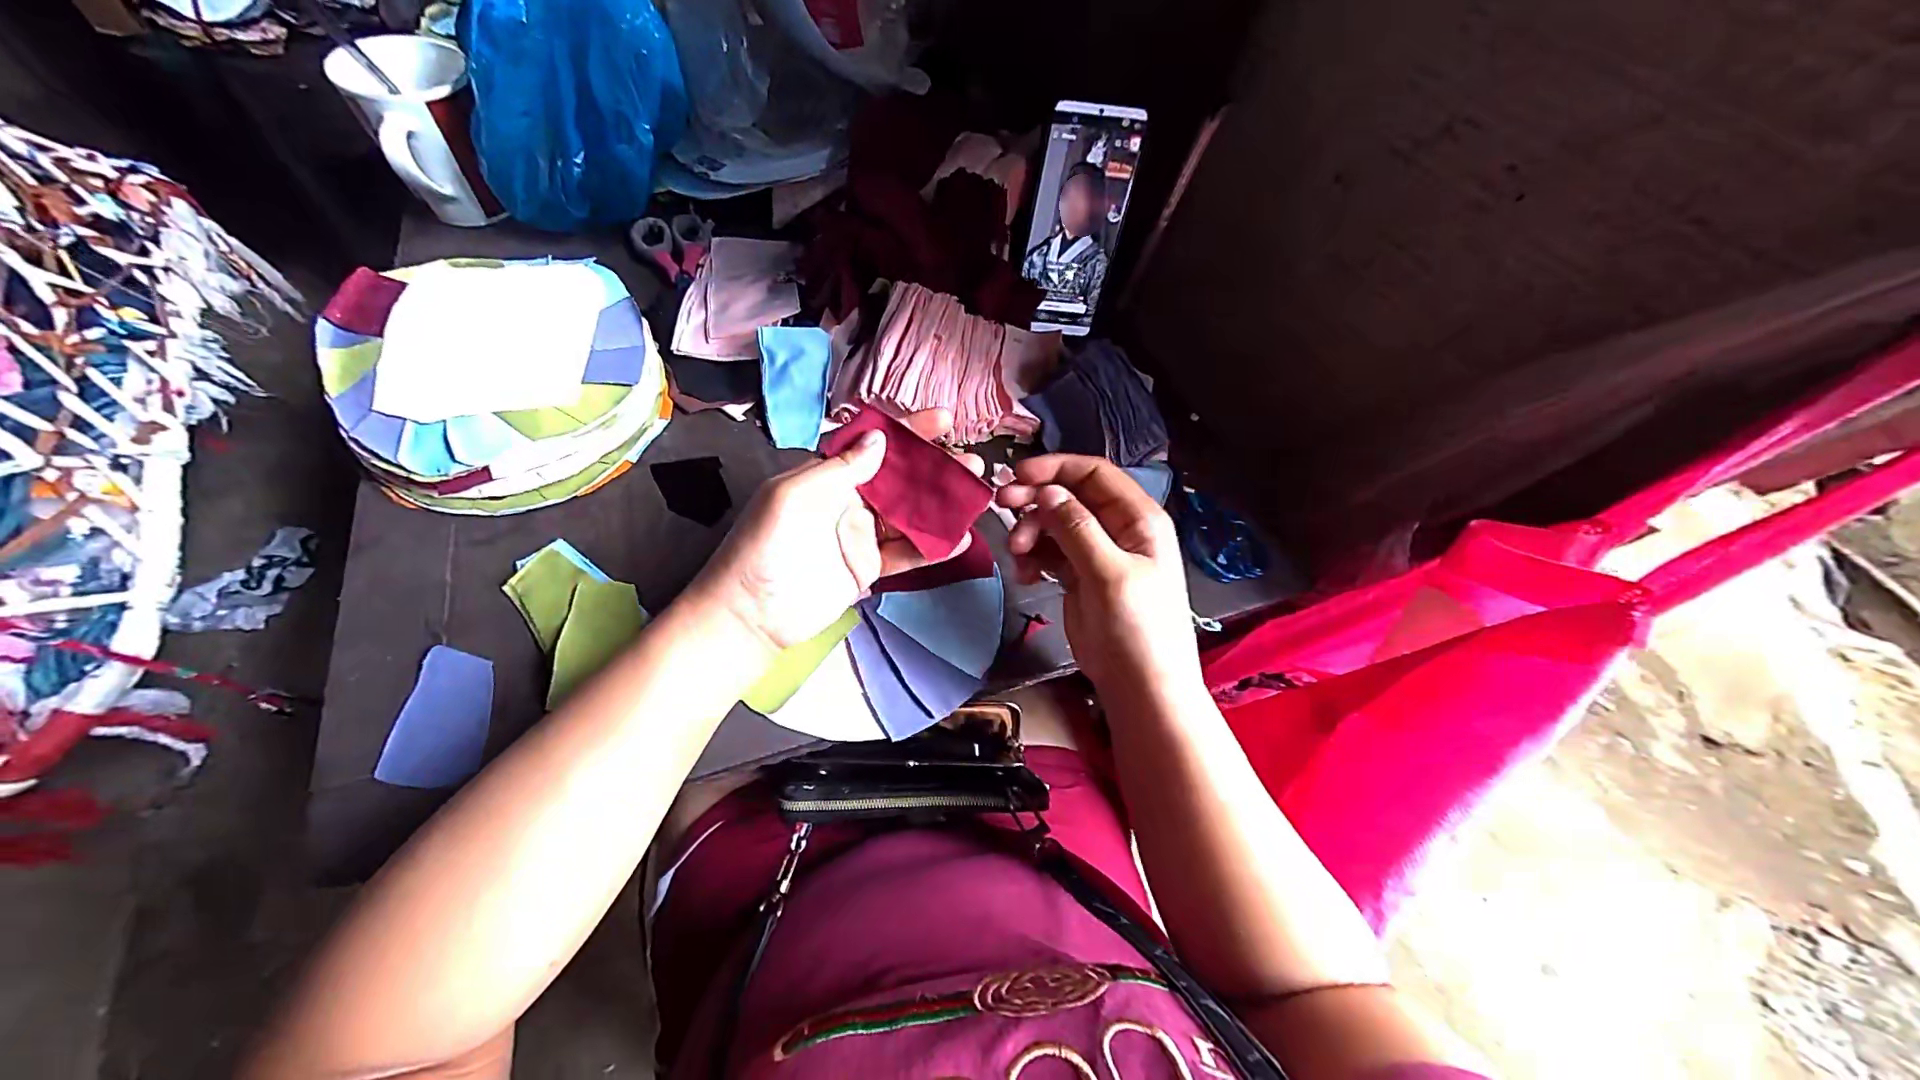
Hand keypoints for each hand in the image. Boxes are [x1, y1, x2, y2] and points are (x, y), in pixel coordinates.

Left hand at [688, 409, 977, 652]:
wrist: (751, 612)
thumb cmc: (763, 547)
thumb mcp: (794, 496)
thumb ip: (840, 469)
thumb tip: (879, 438)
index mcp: (828, 477)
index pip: (874, 446)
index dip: (908, 431)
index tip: (943, 420)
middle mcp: (849, 501)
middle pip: (901, 480)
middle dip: (936, 468)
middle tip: (970, 462)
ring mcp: (861, 536)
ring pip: (910, 515)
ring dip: (942, 505)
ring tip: (973, 495)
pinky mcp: (869, 568)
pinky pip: (907, 554)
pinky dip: (933, 547)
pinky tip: (957, 539)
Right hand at [996, 455, 1198, 697]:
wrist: (1141, 686)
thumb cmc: (1137, 629)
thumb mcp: (1108, 574)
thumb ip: (1077, 529)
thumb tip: (1046, 493)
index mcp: (1138, 519)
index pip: (1095, 475)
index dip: (1056, 469)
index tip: (1018, 475)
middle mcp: (1119, 529)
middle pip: (1070, 497)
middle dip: (1036, 499)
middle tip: (1001, 505)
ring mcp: (1098, 553)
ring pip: (1055, 524)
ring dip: (1031, 531)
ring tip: (1017, 554)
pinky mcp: (1080, 576)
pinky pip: (1051, 552)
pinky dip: (1034, 557)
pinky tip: (1027, 574)